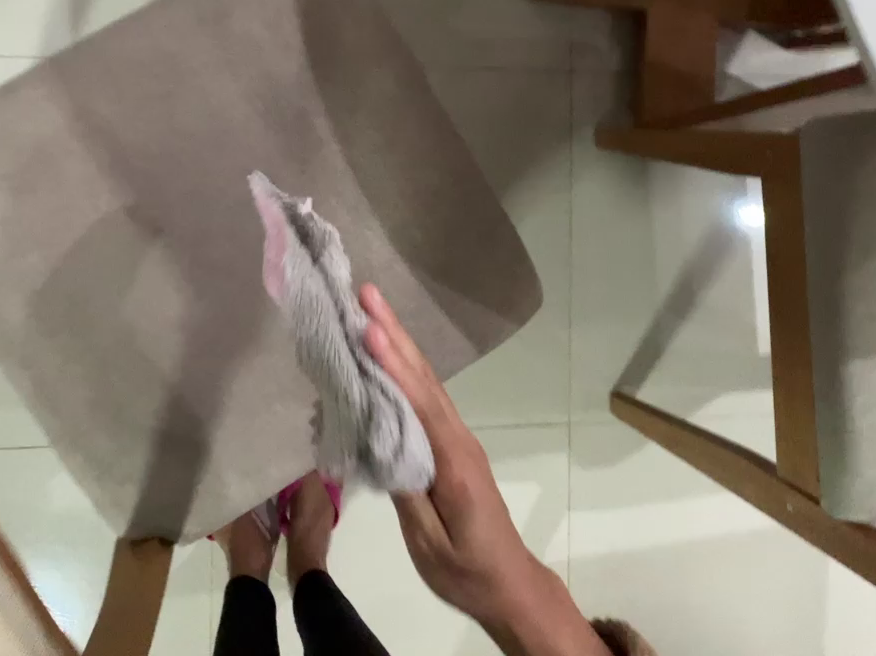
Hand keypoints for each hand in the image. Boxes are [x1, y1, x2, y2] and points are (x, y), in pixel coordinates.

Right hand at [360, 284, 610, 655]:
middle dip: (393, 331)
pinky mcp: (448, 440)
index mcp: (453, 459)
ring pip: (424, 379)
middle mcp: (456, 435)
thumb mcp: (431, 542)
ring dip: (398, 340)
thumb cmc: (467, 570)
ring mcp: (455, 434)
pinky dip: (402, 366)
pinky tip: (384, 352)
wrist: (508, 583)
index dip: (392, 364)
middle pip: (422, 375)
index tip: (369, 328)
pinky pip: (422, 395)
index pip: (419, 402)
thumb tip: (378, 437)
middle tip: (367, 292)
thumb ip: (406, 488)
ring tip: (372, 307)